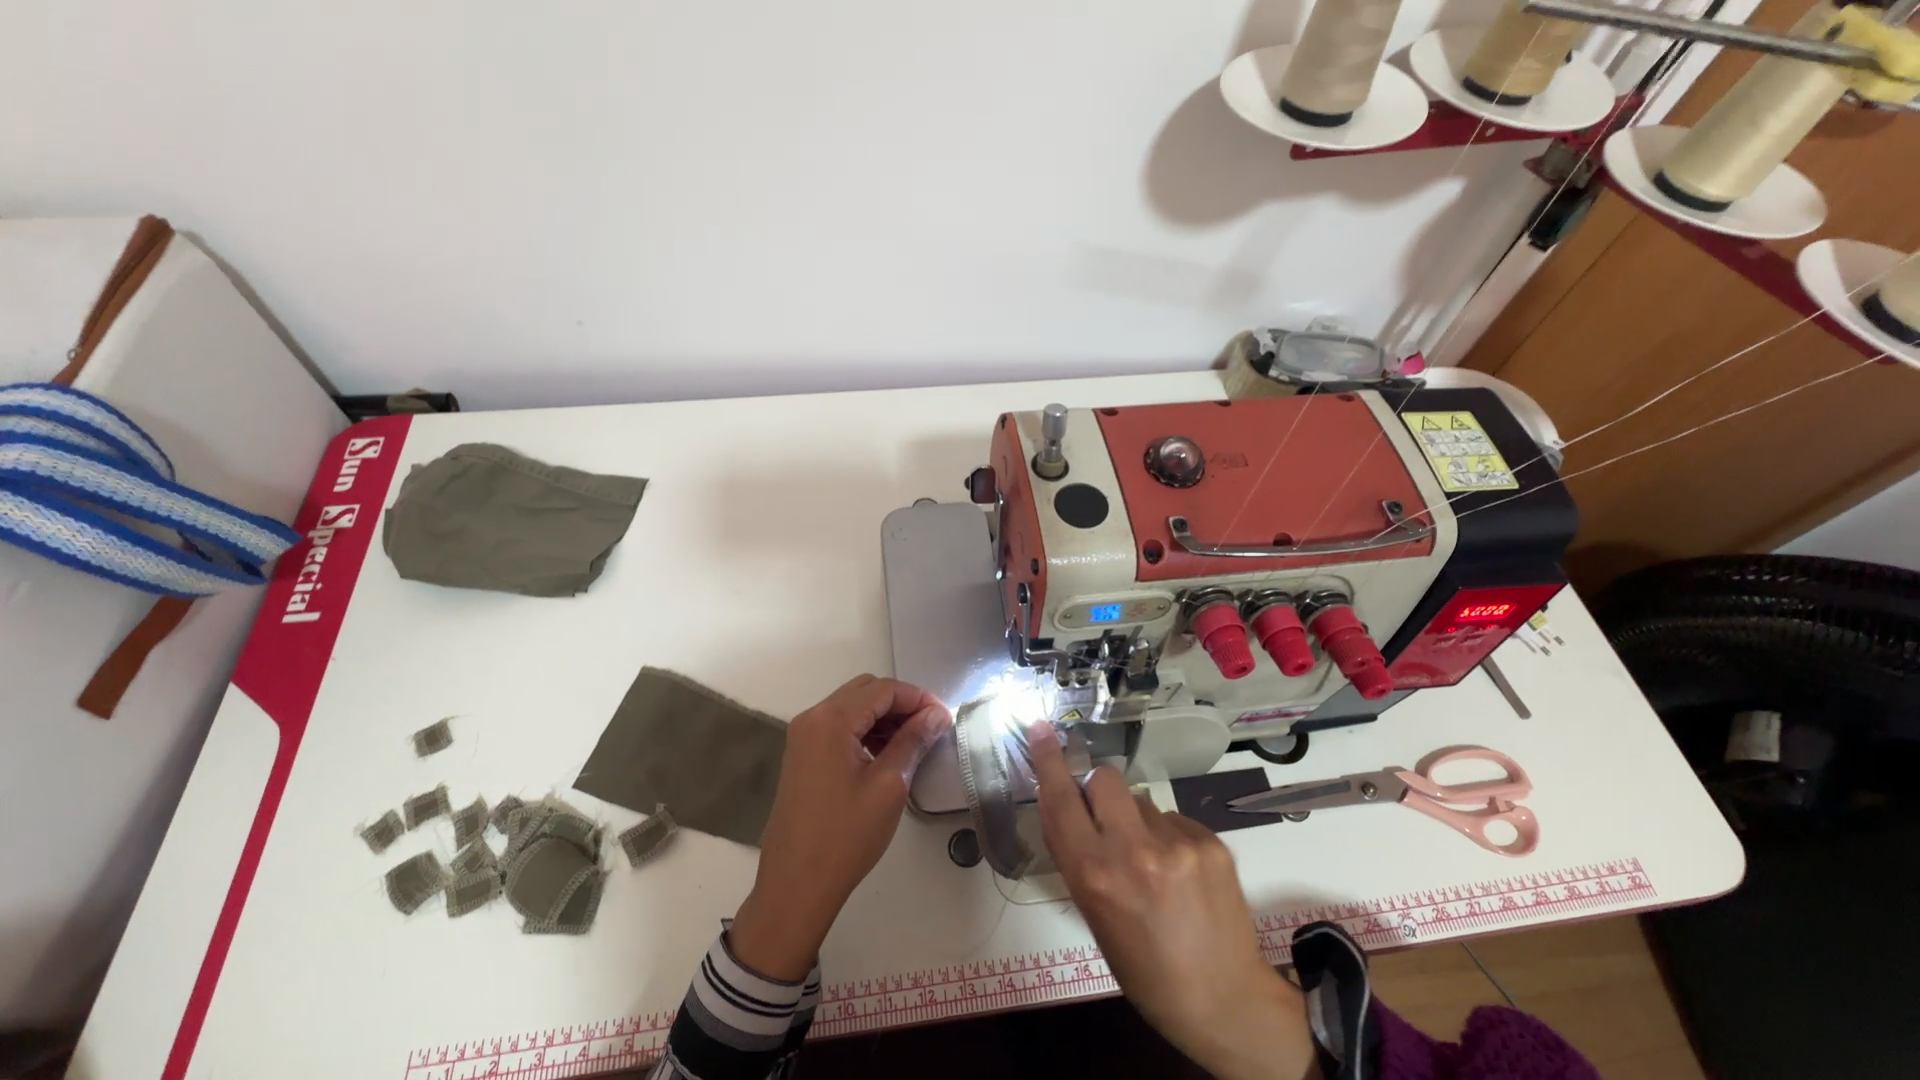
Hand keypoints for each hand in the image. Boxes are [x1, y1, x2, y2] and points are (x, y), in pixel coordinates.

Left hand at [729, 675, 951, 980]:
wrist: (796, 884)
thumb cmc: (846, 836)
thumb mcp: (889, 785)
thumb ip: (913, 741)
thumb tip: (936, 715)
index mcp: (830, 721)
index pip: (883, 689)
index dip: (918, 698)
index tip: (945, 719)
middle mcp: (811, 719)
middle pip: (865, 691)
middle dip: (901, 704)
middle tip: (930, 730)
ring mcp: (803, 738)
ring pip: (851, 708)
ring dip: (883, 718)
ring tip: (913, 745)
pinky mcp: (802, 757)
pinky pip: (839, 728)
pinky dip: (865, 732)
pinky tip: (885, 756)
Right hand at [1028, 723, 1318, 1079]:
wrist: (1222, 998)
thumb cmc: (1144, 969)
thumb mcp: (1094, 917)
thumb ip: (1078, 858)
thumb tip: (1068, 811)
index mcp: (1095, 874)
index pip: (1061, 800)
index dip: (1048, 759)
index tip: (1041, 728)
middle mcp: (1135, 850)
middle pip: (1105, 779)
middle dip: (1098, 790)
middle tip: (1104, 819)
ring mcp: (1178, 843)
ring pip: (1141, 801)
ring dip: (1136, 820)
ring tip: (1151, 865)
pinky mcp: (1211, 842)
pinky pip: (1174, 819)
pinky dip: (1168, 836)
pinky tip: (1179, 873)